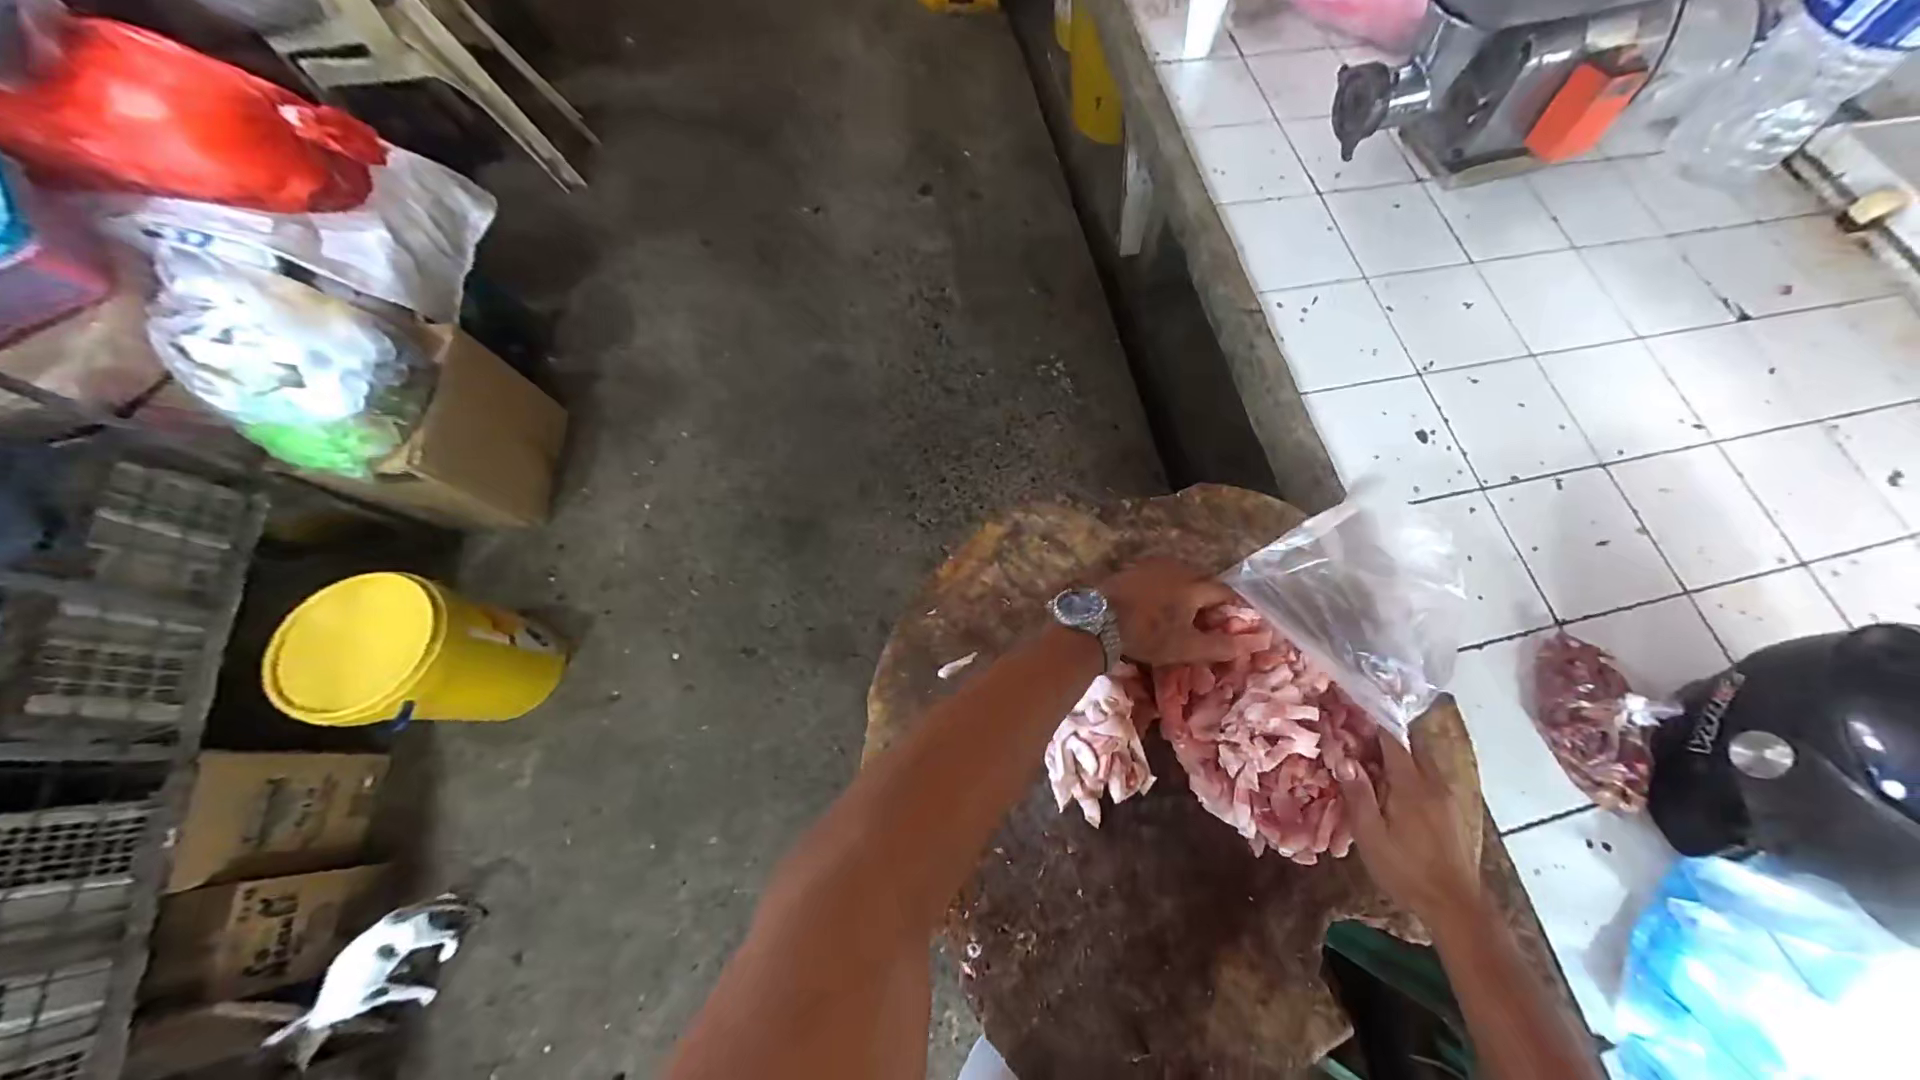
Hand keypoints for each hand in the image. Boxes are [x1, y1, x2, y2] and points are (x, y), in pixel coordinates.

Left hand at [1098, 559, 1244, 665]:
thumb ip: (1222, 645)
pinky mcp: (1134, 569)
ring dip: (1187, 595)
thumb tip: (1254, 643)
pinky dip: (1166, 590)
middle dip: (1210, 601)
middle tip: (1208, 624)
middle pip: (1204, 582)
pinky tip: (1158, 607)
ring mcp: (1152, 565)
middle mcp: (1177, 567)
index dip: (1233, 610)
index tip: (1233, 626)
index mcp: (1195, 583)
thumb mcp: (1187, 647)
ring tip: (1182, 617)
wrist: (1098, 621)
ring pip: (1181, 578)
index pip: (1226, 592)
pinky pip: (1160, 578)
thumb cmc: (1147, 635)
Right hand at [1333, 718, 1479, 929]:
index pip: (1393, 741)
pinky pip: (1429, 776)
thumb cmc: (1405, 870)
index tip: (1352, 705)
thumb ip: (1359, 793)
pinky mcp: (1452, 810)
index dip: (1373, 721)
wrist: (1455, 906)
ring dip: (1398, 751)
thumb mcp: (1371, 834)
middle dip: (1386, 733)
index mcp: (1412, 786)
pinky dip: (1409, 768)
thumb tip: (1344, 757)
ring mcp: (1448, 797)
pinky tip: (1392, 781)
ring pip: (1422, 760)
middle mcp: (1435, 784)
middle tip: (1358, 727)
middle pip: (1412, 745)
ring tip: (1370, 752)